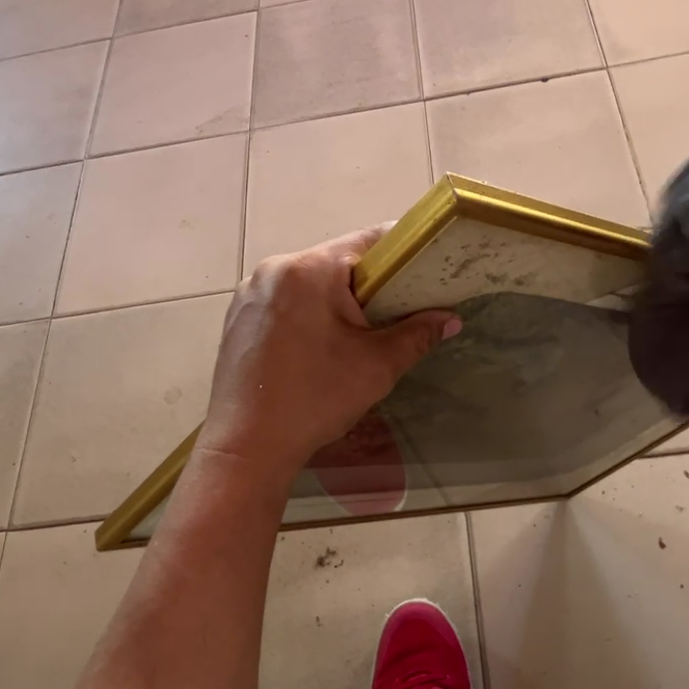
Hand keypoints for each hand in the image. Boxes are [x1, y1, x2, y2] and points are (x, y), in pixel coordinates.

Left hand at [197, 227, 460, 482]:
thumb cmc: (315, 400)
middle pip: (336, 261)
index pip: (368, 240)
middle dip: (368, 284)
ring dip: (335, 300)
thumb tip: (450, 319)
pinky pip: (284, 299)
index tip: (424, 271)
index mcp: (309, 269)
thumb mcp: (376, 366)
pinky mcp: (238, 315)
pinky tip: (317, 346)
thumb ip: (417, 334)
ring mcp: (250, 291)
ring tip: (357, 334)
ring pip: (309, 281)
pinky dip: (307, 312)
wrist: (246, 448)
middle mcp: (274, 268)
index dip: (402, 253)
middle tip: (396, 312)